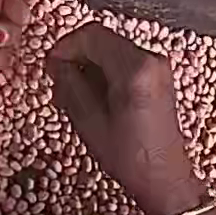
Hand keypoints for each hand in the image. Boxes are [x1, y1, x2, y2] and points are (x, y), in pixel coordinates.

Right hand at [46, 23, 202, 214]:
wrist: (164, 178)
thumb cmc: (129, 158)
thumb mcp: (90, 122)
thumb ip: (70, 86)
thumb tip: (57, 64)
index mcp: (135, 69)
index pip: (93, 36)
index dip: (65, 46)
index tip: (50, 65)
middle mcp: (152, 60)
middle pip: (104, 41)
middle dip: (77, 58)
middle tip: (59, 84)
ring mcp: (159, 67)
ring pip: (113, 51)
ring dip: (90, 67)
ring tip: (75, 97)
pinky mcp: (159, 77)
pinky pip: (125, 63)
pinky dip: (106, 74)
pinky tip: (96, 99)